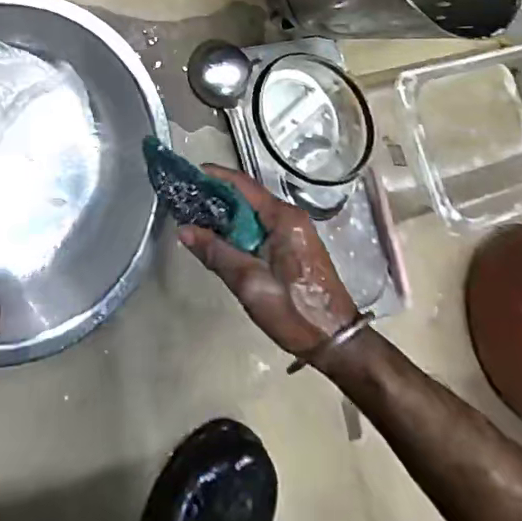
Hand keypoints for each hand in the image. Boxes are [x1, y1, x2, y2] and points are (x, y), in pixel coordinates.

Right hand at [178, 166, 358, 357]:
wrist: (339, 344)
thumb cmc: (295, 310)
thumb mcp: (250, 282)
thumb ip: (216, 252)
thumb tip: (182, 229)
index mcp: (283, 219)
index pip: (243, 184)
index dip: (214, 176)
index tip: (187, 176)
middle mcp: (291, 218)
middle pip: (246, 197)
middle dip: (215, 196)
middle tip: (184, 201)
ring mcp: (294, 232)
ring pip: (251, 213)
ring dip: (224, 214)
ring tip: (194, 219)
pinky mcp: (293, 247)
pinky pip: (259, 227)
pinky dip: (237, 228)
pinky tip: (218, 238)